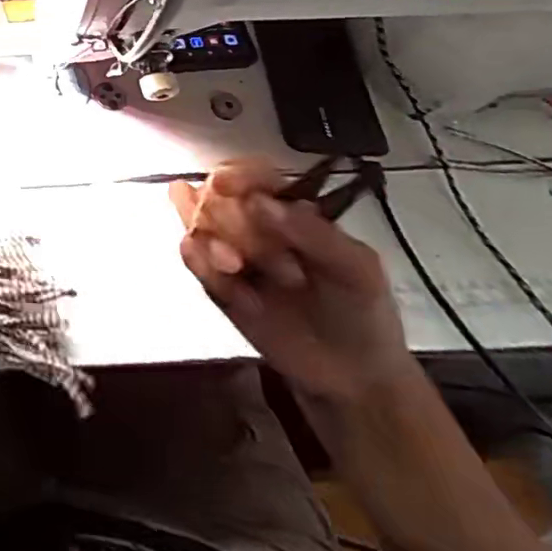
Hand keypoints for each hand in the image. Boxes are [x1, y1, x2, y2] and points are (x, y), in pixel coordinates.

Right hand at [172, 159, 418, 406]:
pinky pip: (191, 258)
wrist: (349, 376)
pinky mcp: (216, 283)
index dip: (237, 175)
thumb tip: (257, 202)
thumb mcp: (354, 267)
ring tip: (237, 270)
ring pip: (197, 223)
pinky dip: (201, 265)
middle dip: (235, 224)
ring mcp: (232, 251)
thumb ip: (311, 231)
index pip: (253, 174)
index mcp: (290, 209)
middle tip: (275, 266)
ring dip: (213, 243)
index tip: (226, 185)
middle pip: (218, 197)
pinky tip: (230, 286)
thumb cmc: (360, 310)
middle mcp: (254, 224)